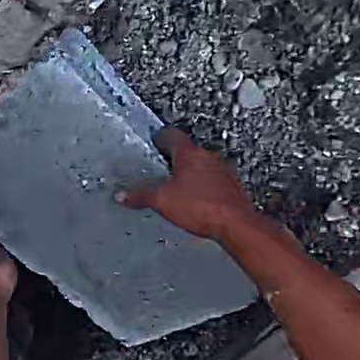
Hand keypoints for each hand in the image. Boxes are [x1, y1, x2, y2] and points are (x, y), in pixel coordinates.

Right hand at [119, 128, 259, 241]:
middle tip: (164, 166)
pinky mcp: (232, 186)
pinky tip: (200, 199)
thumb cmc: (202, 207)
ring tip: (181, 185)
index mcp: (189, 154)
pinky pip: (216, 179)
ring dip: (193, 171)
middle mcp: (208, 157)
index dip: (161, 137)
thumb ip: (140, 196)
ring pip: (204, 164)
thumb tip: (123, 196)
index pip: (172, 135)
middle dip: (176, 158)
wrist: (235, 224)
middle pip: (188, 149)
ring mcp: (223, 170)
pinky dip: (206, 185)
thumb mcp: (162, 201)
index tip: (155, 140)